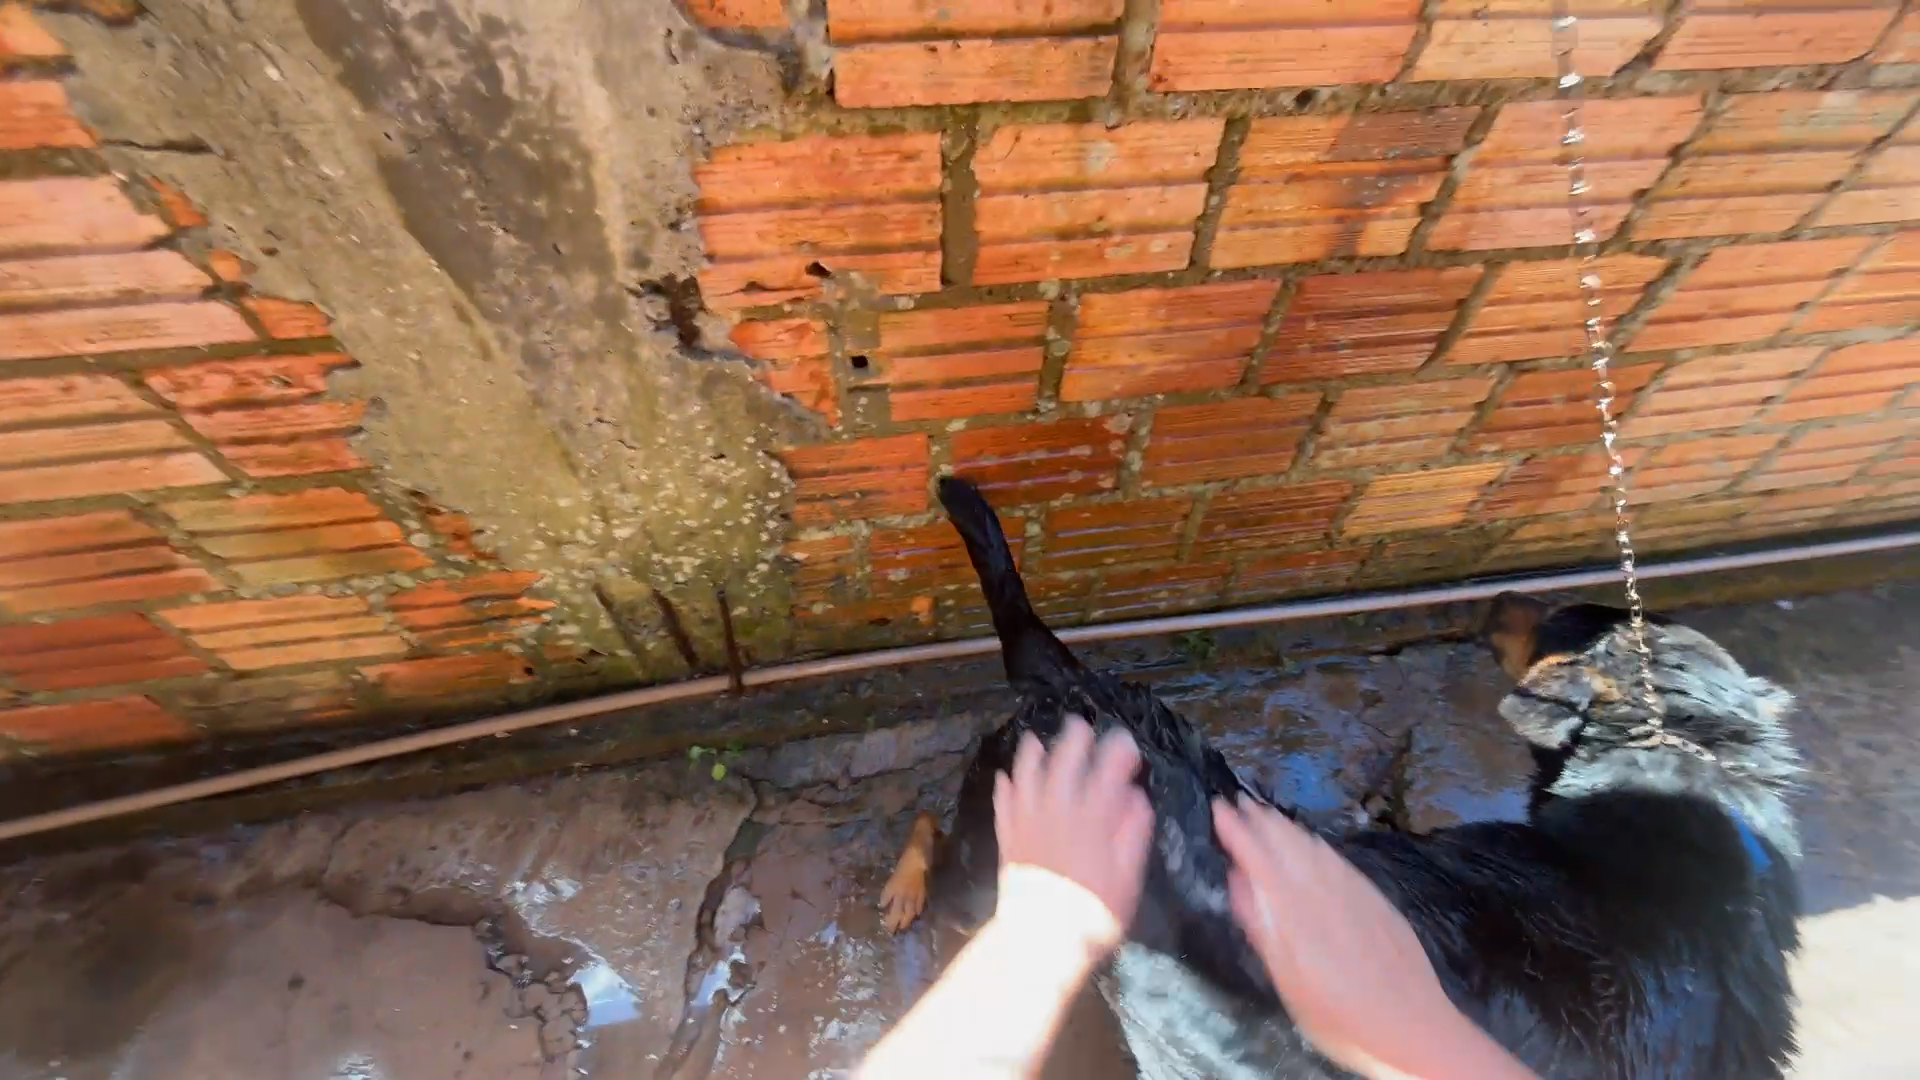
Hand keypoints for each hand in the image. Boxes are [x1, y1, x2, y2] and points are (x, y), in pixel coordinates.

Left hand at [992, 714, 1153, 955]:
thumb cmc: (1093, 910)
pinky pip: (1004, 804)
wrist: (1042, 936)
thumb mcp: (1127, 876)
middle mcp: (1056, 809)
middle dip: (1073, 740)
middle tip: (1078, 724)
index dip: (1117, 752)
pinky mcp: (1008, 837)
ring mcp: (1027, 820)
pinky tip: (1005, 777)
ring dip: (1031, 755)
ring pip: (1027, 777)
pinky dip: (1005, 788)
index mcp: (1090, 817)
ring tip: (1034, 740)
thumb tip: (1136, 797)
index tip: (1125, 741)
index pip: (1106, 772)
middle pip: (1063, 764)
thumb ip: (1133, 832)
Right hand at [1212, 799, 1468, 1077]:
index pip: (1254, 852)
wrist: (1416, 1028)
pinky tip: (1309, 839)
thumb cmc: (1339, 1014)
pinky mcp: (1372, 893)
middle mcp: (1318, 885)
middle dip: (1258, 817)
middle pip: (1283, 839)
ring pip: (1309, 842)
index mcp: (1290, 905)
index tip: (1217, 806)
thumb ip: (1260, 926)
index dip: (1234, 827)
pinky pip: (1333, 855)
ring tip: (1266, 812)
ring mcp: (1349, 886)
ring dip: (1283, 823)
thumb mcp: (1287, 980)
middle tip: (1238, 801)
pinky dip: (1312, 840)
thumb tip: (1237, 881)